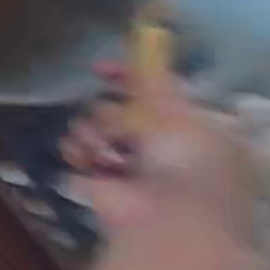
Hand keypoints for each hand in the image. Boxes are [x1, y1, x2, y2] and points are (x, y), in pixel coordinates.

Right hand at [67, 63, 251, 235]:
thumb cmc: (192, 168)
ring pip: (90, 125)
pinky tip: (91, 163)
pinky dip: (80, 152)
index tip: (100, 69)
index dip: (129, 78)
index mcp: (195, 129)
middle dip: (110, 114)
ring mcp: (128, 161)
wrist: (171, 221)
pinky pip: (75, 148)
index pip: (157, 93)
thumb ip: (159, 84)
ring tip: (106, 153)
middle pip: (116, 108)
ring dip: (94, 134)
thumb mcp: (184, 118)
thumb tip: (145, 47)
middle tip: (120, 130)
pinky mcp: (98, 176)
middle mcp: (162, 143)